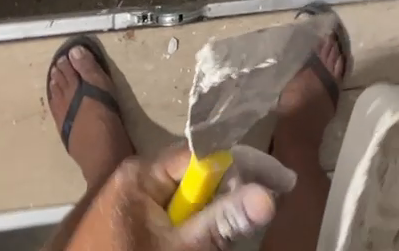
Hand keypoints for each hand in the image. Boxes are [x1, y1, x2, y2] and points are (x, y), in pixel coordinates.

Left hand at [51, 144, 280, 250]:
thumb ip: (220, 222)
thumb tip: (269, 196)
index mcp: (141, 171)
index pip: (202, 155)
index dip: (238, 170)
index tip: (274, 186)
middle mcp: (134, 174)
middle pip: (195, 177)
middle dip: (223, 200)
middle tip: (251, 223)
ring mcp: (126, 198)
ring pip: (183, 200)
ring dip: (204, 221)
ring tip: (225, 235)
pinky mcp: (124, 220)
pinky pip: (165, 216)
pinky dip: (183, 233)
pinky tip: (195, 243)